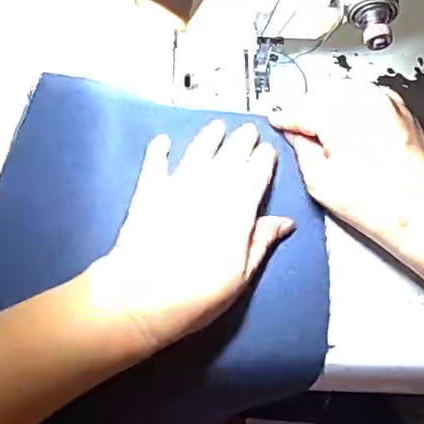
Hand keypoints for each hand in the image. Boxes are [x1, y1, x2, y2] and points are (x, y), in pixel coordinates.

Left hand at [85, 120, 295, 354]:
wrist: (139, 296)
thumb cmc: (195, 295)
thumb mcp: (240, 276)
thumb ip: (261, 243)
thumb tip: (284, 222)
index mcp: (236, 210)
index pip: (256, 174)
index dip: (263, 159)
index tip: (268, 150)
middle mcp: (208, 191)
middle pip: (229, 157)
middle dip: (241, 141)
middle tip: (248, 130)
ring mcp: (176, 188)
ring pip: (196, 153)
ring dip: (208, 138)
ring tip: (217, 127)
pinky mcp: (147, 193)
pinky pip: (154, 165)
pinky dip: (159, 151)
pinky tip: (162, 141)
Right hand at [269, 85, 423, 264]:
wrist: (421, 210)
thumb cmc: (379, 201)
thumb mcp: (319, 180)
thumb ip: (300, 149)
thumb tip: (295, 136)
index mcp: (337, 113)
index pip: (298, 108)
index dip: (283, 118)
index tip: (277, 121)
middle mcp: (363, 99)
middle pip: (320, 93)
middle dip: (308, 110)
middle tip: (299, 131)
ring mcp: (384, 100)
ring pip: (343, 90)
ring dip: (329, 106)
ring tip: (325, 133)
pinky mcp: (399, 108)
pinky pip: (365, 97)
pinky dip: (353, 107)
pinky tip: (350, 130)